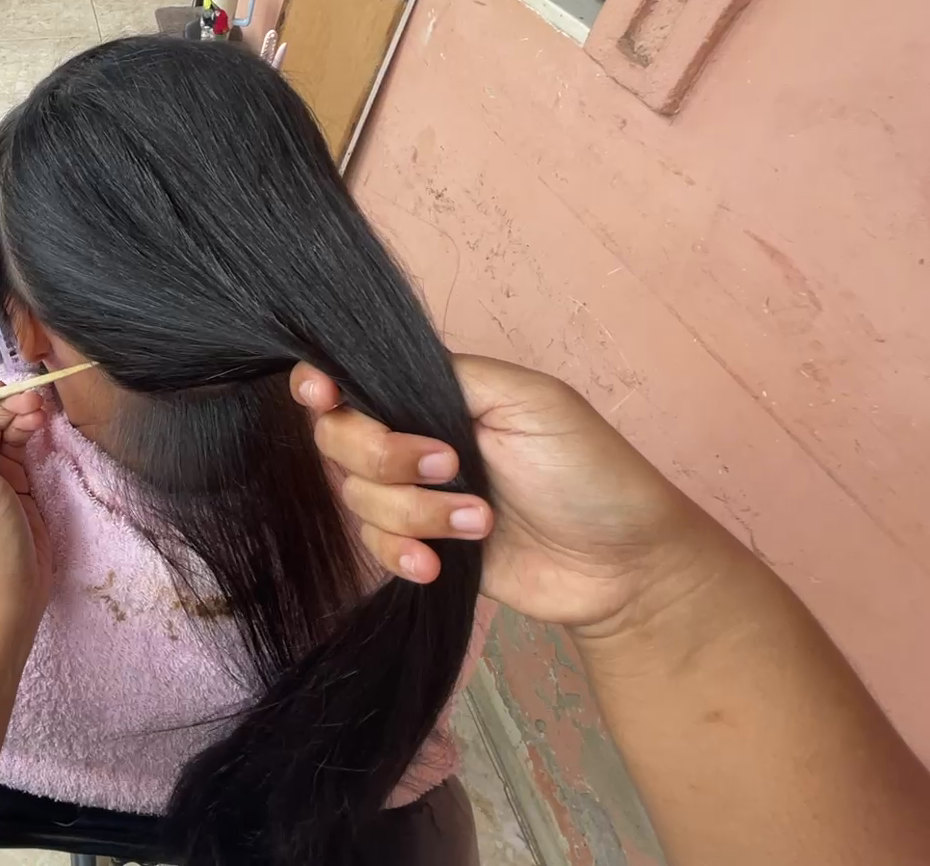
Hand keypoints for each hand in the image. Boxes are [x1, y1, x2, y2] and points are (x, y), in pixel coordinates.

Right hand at [292, 355, 719, 635]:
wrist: (625, 566)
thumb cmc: (585, 468)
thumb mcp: (527, 399)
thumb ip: (445, 374)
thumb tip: (370, 374)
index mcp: (421, 395)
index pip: (341, 380)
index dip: (317, 386)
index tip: (326, 399)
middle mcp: (401, 439)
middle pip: (335, 438)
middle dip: (384, 457)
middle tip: (450, 466)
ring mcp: (403, 494)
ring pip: (356, 495)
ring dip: (416, 512)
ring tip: (480, 522)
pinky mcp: (411, 543)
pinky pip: (371, 544)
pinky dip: (400, 553)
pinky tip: (437, 564)